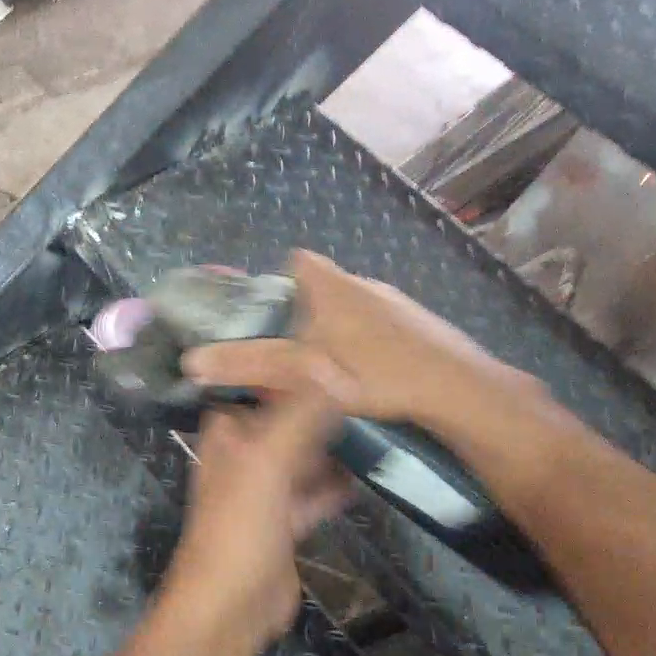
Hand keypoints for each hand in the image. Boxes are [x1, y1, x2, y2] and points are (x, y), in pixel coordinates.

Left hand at [162, 360, 351, 647]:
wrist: (231, 605)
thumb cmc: (239, 527)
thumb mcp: (267, 461)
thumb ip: (298, 416)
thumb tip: (334, 371)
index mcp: (225, 438)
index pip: (252, 389)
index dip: (283, 371)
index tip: (328, 352)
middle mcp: (241, 459)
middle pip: (281, 422)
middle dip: (316, 408)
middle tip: (366, 390)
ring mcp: (262, 493)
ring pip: (301, 458)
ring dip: (330, 447)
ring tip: (377, 426)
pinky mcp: (284, 525)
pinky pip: (313, 495)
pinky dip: (336, 485)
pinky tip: (368, 475)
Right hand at [183, 250, 528, 430]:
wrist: (463, 392)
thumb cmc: (378, 373)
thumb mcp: (305, 373)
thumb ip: (250, 364)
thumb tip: (192, 362)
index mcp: (333, 286)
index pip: (297, 262)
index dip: (275, 284)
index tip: (264, 317)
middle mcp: (364, 284)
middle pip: (318, 289)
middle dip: (299, 316)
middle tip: (285, 355)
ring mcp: (397, 304)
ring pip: (349, 310)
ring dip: (332, 333)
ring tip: (322, 374)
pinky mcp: (419, 327)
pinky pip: (376, 328)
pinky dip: (364, 347)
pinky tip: (366, 381)